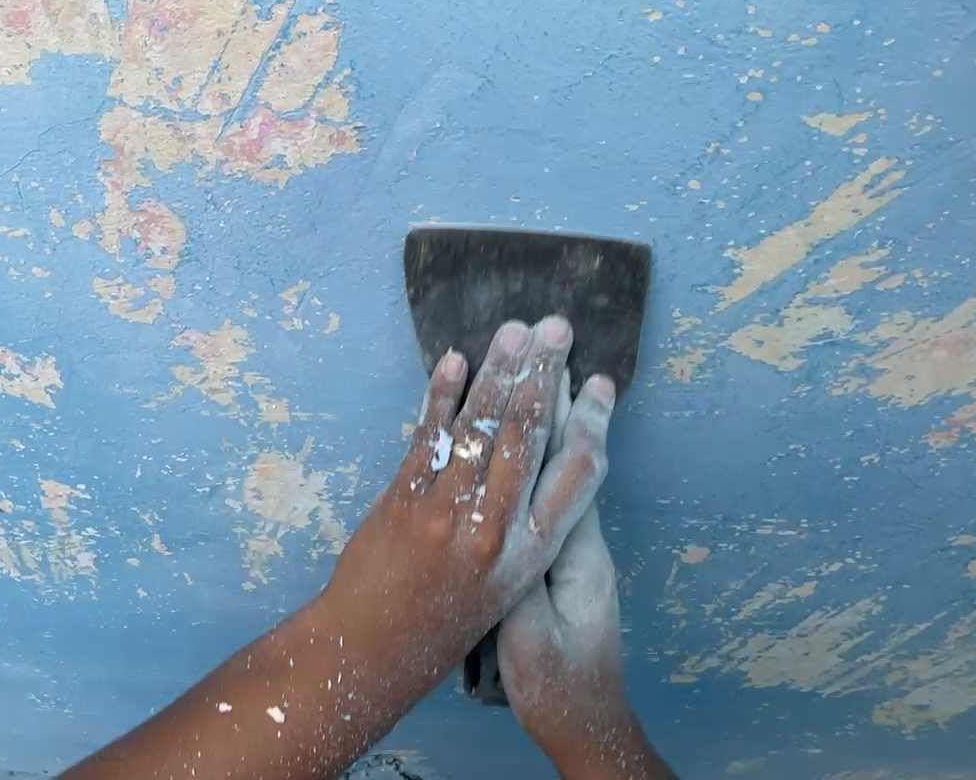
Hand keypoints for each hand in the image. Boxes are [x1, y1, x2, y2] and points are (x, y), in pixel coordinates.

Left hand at [316, 315, 607, 703]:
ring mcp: (448, 510)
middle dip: (543, 375)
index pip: (576, 474)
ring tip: (514, 330)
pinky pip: (428, 435)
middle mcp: (496, 528)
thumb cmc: (446, 618)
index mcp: (531, 554)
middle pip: (529, 435)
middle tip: (555, 327)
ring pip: (481, 427)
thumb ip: (521, 525)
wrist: (376, 648)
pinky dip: (441, 394)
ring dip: (498, 372)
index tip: (599, 380)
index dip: (591, 420)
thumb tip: (531, 459)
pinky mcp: (406, 498)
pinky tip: (453, 360)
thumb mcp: (504, 584)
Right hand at [499, 394, 674, 778]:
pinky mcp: (545, 548)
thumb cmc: (553, 682)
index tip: (562, 364)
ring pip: (558, 460)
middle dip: (559, 391)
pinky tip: (527, 420)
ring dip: (558, 408)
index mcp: (566, 547)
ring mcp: (559, 537)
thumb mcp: (528, 637)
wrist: (580, 722)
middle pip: (563, 448)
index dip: (566, 413)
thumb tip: (499, 519)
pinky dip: (543, 443)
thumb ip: (518, 579)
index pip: (569, 465)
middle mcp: (568, 530)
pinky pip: (545, 483)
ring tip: (557, 362)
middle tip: (554, 337)